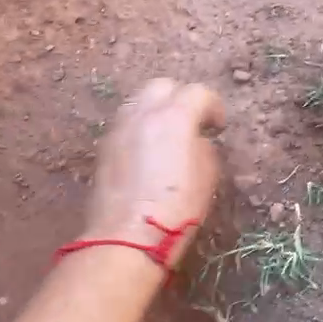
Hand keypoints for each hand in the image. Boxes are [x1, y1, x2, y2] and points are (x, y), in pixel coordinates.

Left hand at [82, 79, 224, 268]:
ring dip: (157, 109)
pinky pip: (126, 123)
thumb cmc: (178, 207)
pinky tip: (149, 150)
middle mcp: (144, 114)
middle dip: (181, 97)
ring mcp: (119, 128)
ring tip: (168, 133)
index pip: (199, 92)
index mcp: (175, 117)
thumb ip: (203, 146)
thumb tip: (194, 140)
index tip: (218, 126)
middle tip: (192, 121)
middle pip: (163, 86)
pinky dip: (141, 126)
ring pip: (139, 101)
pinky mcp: (105, 147)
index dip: (214, 106)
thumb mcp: (207, 175)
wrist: (128, 235)